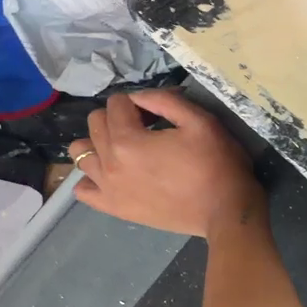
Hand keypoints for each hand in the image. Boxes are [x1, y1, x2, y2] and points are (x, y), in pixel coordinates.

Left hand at [68, 89, 262, 237]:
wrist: (225, 210)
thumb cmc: (217, 163)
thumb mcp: (203, 122)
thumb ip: (167, 101)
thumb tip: (140, 97)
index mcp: (128, 140)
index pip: (117, 104)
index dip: (140, 102)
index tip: (161, 114)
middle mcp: (108, 162)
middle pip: (96, 124)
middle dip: (120, 117)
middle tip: (149, 128)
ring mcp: (106, 187)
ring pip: (81, 153)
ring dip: (101, 143)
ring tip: (128, 150)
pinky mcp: (112, 207)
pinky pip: (82, 188)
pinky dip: (93, 177)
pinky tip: (116, 175)